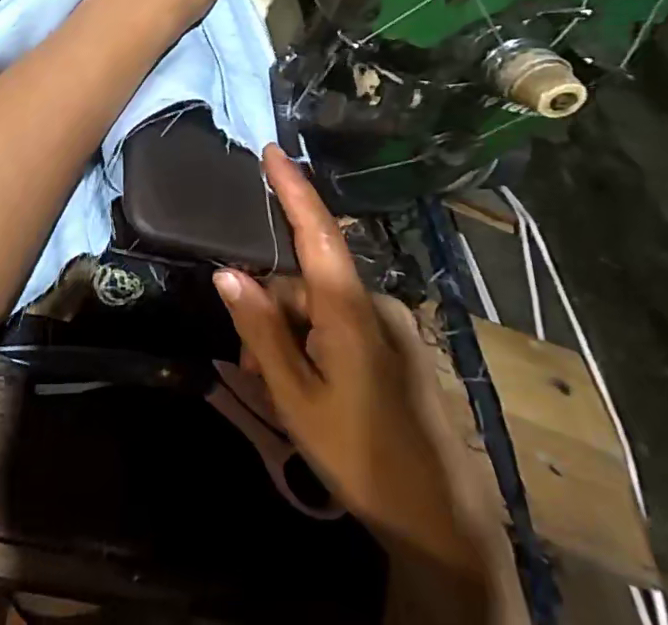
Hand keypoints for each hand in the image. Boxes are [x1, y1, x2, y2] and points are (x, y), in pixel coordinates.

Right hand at [212, 148, 484, 571]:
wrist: (439, 517)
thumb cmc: (359, 454)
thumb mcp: (295, 396)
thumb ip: (262, 330)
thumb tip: (228, 272)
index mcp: (349, 311)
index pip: (316, 234)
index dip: (294, 189)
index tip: (272, 151)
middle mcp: (376, 305)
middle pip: (307, 284)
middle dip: (272, 311)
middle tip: (249, 366)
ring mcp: (393, 326)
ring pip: (324, 308)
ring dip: (292, 334)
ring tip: (276, 386)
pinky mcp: (400, 347)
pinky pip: (346, 326)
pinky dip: (317, 343)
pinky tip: (308, 385)